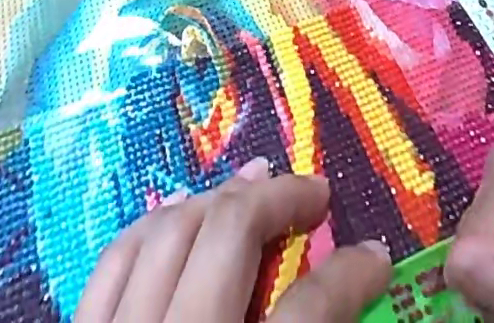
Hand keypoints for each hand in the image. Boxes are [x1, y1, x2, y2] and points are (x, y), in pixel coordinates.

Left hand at [75, 157, 393, 322]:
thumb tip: (353, 291)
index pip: (308, 314)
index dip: (352, 275)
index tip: (378, 254)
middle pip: (228, 235)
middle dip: (280, 199)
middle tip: (314, 192)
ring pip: (169, 228)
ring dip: (221, 197)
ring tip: (258, 183)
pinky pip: (115, 256)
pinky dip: (156, 223)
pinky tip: (185, 210)